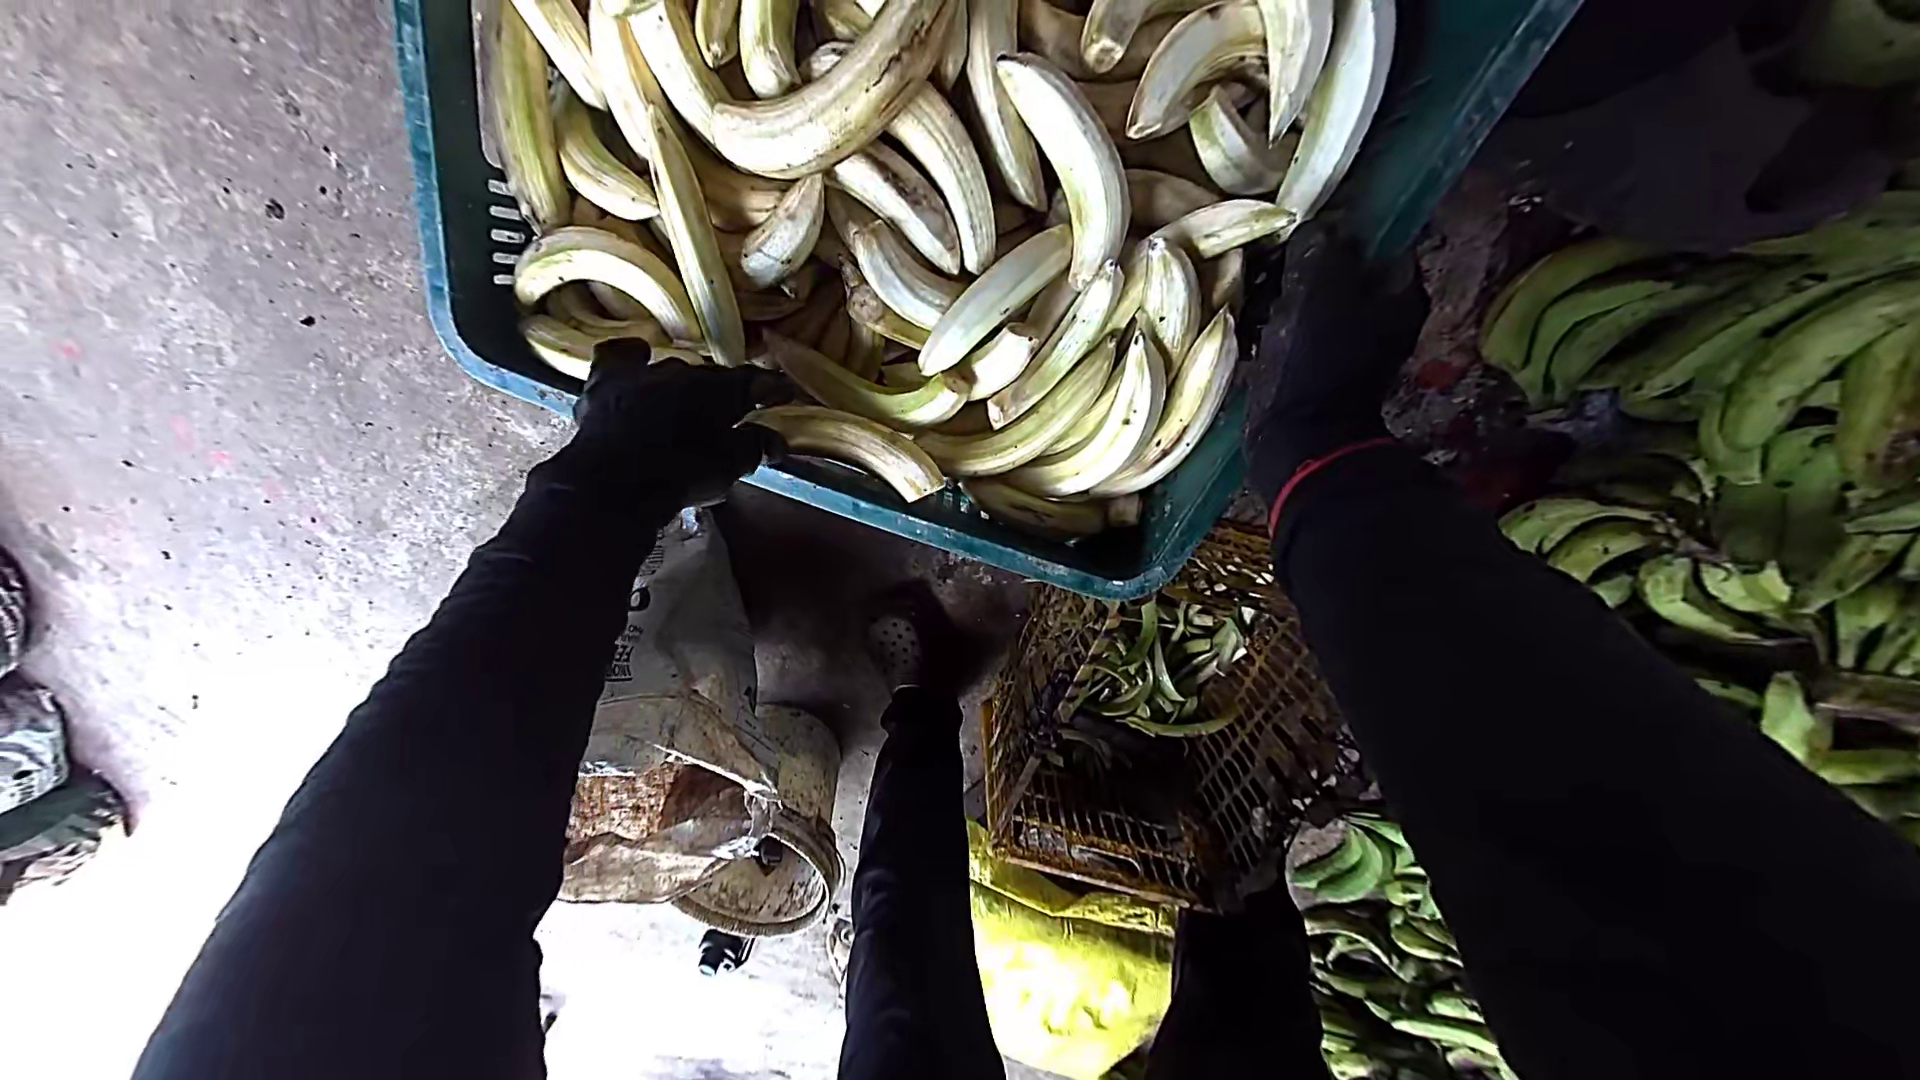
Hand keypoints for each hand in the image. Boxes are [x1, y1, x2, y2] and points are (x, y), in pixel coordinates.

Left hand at [554, 339, 785, 506]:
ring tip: (687, 404)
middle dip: (725, 393)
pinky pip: (622, 358)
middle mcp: (684, 370)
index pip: (756, 380)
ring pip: (672, 369)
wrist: (614, 485)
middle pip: (712, 376)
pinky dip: (634, 360)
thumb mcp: (732, 465)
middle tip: (732, 413)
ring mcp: (643, 374)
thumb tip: (775, 440)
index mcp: (720, 388)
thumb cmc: (683, 474)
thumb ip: (756, 446)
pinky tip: (638, 361)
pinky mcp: (606, 382)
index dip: (772, 387)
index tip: (784, 394)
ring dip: (684, 385)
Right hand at [1242, 224, 1427, 502]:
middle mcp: (1380, 317)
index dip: (1336, 229)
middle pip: (1338, 270)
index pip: (1373, 239)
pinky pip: (1293, 332)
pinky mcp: (1313, 369)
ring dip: (1281, 299)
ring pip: (1311, 301)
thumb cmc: (1314, 365)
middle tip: (1268, 270)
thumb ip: (1320, 251)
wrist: (1295, 439)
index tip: (1298, 232)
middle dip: (1300, 268)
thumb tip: (1313, 226)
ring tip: (1253, 302)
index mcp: (1399, 294)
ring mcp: (1345, 345)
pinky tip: (1250, 330)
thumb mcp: (1318, 294)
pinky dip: (1273, 328)